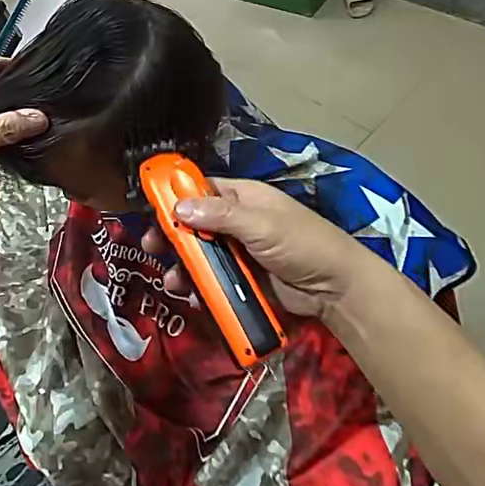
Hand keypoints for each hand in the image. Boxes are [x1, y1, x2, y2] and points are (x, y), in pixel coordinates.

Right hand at [142, 178, 386, 318]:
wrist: (334, 287)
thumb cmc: (302, 243)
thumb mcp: (262, 225)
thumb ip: (221, 216)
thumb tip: (179, 206)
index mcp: (243, 198)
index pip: (203, 190)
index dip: (176, 196)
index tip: (151, 206)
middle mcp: (237, 221)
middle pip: (194, 224)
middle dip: (172, 235)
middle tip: (150, 246)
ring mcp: (239, 251)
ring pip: (200, 255)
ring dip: (183, 265)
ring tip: (173, 280)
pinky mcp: (242, 279)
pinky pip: (213, 279)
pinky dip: (201, 286)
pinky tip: (194, 295)